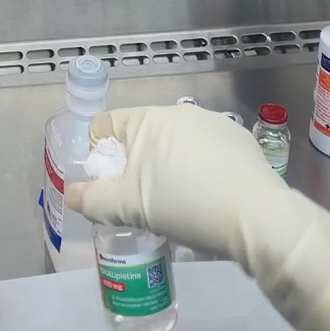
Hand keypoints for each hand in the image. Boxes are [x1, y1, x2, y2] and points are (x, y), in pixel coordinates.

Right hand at [66, 105, 329, 330]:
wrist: (259, 218)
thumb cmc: (187, 205)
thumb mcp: (130, 208)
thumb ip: (93, 199)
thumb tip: (70, 193)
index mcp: (147, 119)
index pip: (105, 125)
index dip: (98, 156)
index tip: (108, 186)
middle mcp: (178, 112)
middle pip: (139, 135)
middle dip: (133, 165)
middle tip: (141, 202)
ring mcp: (212, 123)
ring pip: (172, 144)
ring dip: (165, 167)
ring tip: (175, 205)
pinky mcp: (239, 141)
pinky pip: (203, 152)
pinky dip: (196, 169)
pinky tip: (207, 199)